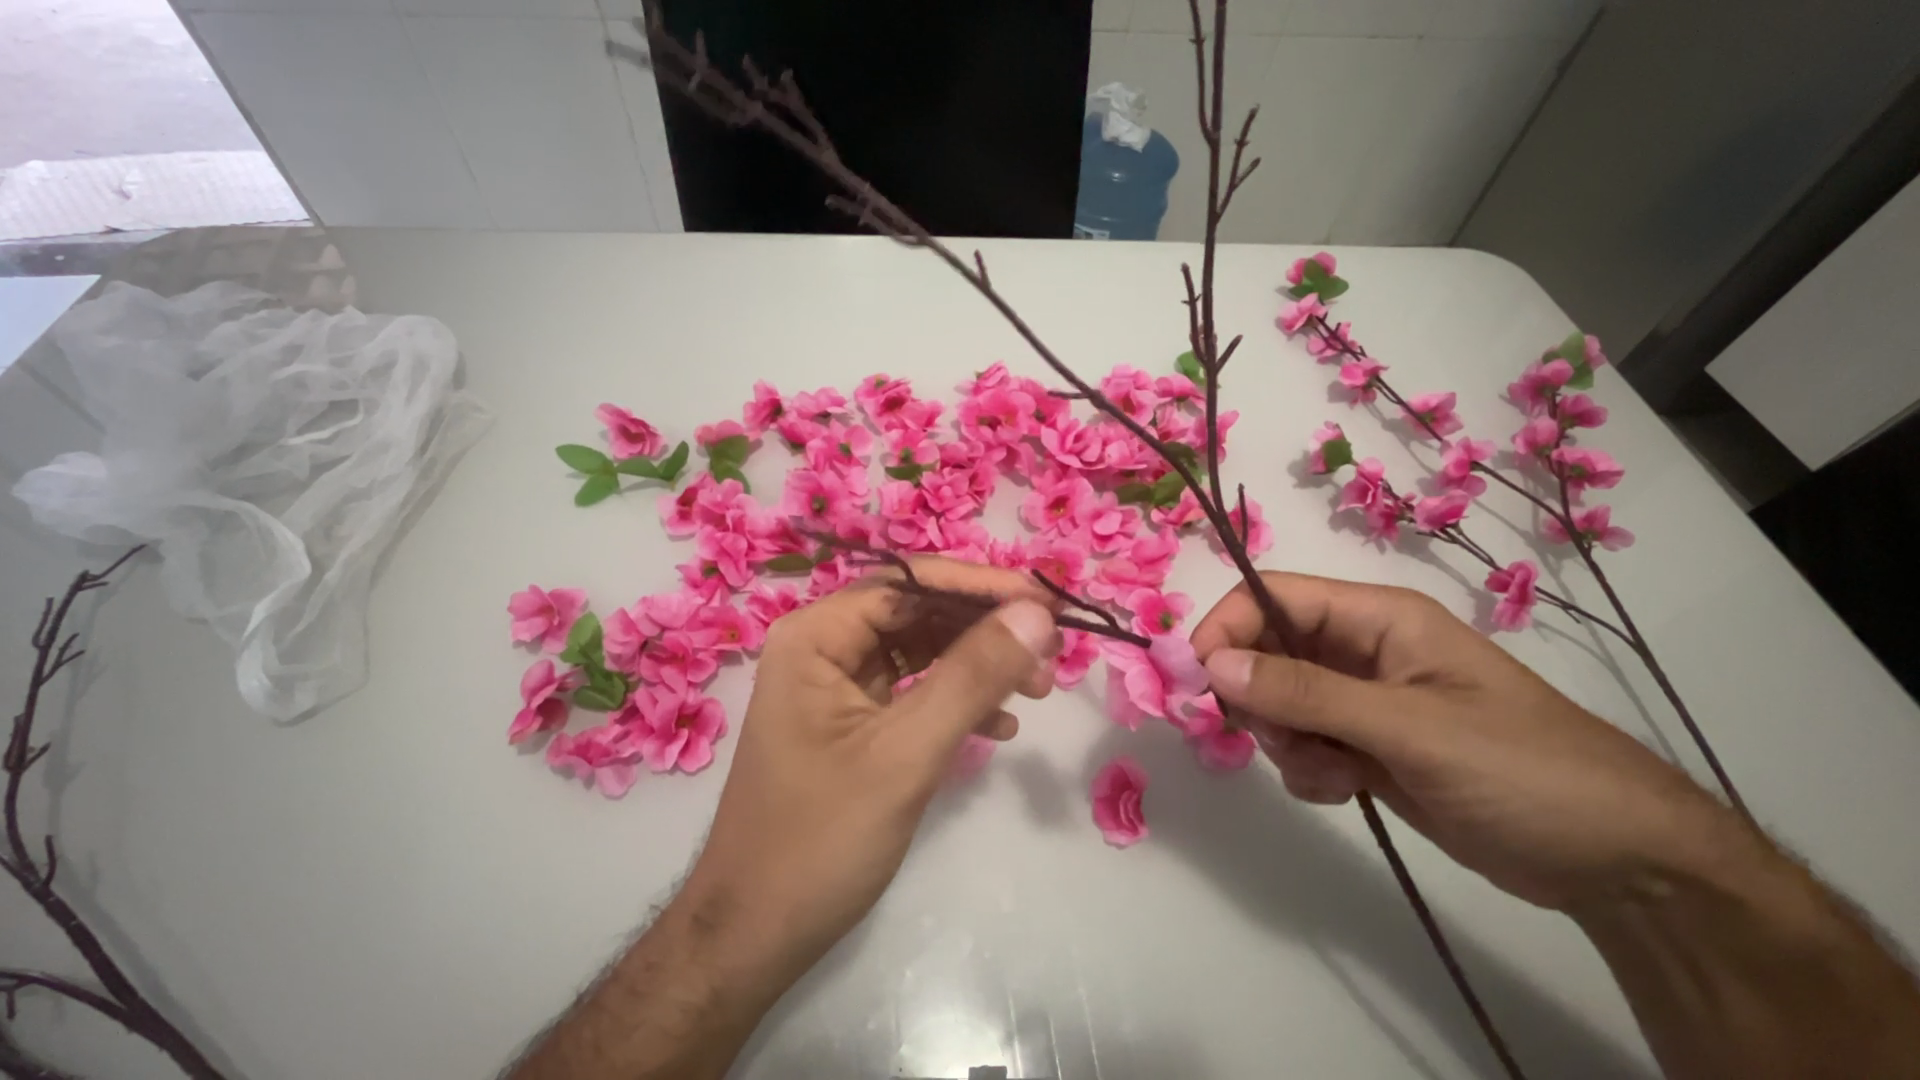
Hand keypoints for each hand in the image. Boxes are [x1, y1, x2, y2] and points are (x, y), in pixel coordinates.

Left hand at [680, 558, 1058, 983]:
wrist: (756, 933)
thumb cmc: (821, 839)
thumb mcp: (906, 754)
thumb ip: (973, 677)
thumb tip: (1036, 613)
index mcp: (815, 637)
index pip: (909, 583)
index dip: (981, 587)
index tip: (1048, 603)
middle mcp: (822, 648)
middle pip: (917, 612)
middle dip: (985, 629)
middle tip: (1051, 654)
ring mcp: (835, 689)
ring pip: (921, 652)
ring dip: (979, 665)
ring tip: (1038, 689)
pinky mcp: (852, 726)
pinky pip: (914, 693)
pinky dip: (958, 702)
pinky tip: (1000, 728)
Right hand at [1190, 572, 1741, 912]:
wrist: (1615, 860)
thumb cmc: (1522, 770)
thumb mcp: (1408, 727)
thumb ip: (1306, 692)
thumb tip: (1212, 662)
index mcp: (1381, 619)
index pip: (1274, 598)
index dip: (1227, 628)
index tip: (1196, 681)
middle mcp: (1366, 652)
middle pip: (1268, 652)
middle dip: (1259, 697)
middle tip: (1273, 738)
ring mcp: (1367, 704)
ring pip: (1281, 705)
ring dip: (1287, 741)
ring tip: (1334, 773)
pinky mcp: (1371, 751)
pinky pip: (1306, 747)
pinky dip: (1310, 770)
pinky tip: (1350, 792)